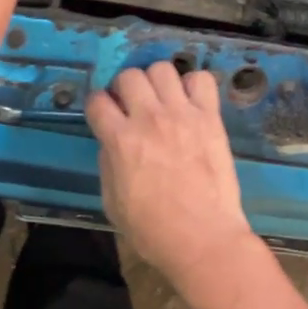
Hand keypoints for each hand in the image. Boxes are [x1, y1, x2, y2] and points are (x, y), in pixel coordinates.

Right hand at [86, 63, 256, 291]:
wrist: (204, 240)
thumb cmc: (154, 231)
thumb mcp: (113, 203)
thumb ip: (108, 163)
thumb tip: (110, 140)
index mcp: (121, 141)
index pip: (97, 100)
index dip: (97, 106)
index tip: (104, 113)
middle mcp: (149, 118)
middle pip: (129, 75)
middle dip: (125, 87)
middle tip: (132, 105)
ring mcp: (182, 114)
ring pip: (162, 68)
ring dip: (156, 82)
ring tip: (161, 100)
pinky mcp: (209, 116)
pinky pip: (201, 79)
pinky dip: (193, 85)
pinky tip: (189, 102)